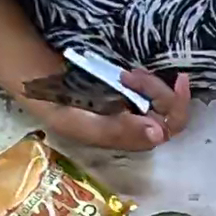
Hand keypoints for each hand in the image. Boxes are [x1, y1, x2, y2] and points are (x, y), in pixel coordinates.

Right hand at [22, 68, 189, 152]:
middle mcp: (134, 130)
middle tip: (134, 75)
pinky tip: (130, 75)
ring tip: (128, 74)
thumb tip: (158, 134)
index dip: (175, 107)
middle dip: (161, 91)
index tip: (175, 81)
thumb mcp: (84, 122)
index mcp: (128, 141)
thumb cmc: (59, 108)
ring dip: (151, 84)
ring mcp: (131, 114)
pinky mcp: (125, 99)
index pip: (167, 130)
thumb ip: (118, 129)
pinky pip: (149, 93)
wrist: (40, 88)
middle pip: (169, 115)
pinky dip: (145, 82)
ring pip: (160, 102)